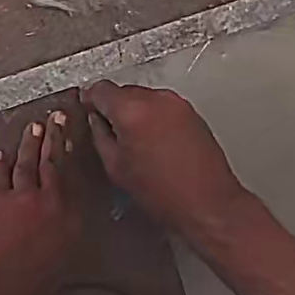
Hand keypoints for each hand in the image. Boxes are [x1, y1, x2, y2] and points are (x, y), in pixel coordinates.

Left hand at [0, 110, 82, 292]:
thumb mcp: (63, 264)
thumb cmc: (32, 286)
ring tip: (33, 127)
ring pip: (28, 163)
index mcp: (72, 219)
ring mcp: (24, 199)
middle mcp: (51, 203)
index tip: (73, 138)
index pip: (75, 178)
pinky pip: (0, 177)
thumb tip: (66, 236)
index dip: (72, 155)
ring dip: (30, 143)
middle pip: (53, 162)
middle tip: (56, 117)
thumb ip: (66, 242)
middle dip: (55, 137)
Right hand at [79, 80, 252, 235]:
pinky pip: (163, 108)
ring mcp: (177, 104)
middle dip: (114, 108)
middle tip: (108, 132)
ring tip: (135, 143)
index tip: (87, 109)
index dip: (90, 100)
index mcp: (132, 110)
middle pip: (124, 92)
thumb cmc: (164, 194)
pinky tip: (154, 144)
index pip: (101, 89)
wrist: (207, 205)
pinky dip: (154, 119)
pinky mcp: (192, 113)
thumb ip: (100, 136)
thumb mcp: (116, 168)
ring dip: (135, 113)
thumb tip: (96, 121)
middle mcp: (156, 99)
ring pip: (144, 99)